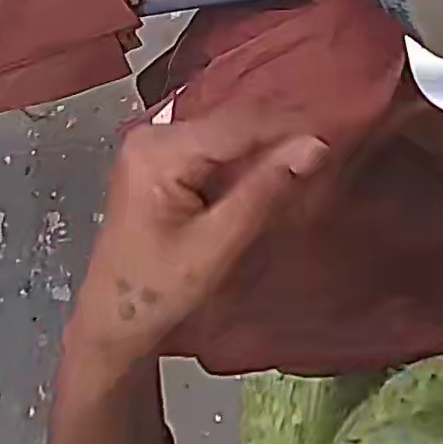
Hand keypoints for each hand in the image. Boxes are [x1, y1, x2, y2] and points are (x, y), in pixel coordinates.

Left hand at [66, 118, 327, 370]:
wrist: (112, 321)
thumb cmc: (156, 292)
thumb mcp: (216, 245)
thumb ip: (264, 191)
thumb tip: (313, 147)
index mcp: (158, 151)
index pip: (239, 125)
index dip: (288, 129)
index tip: (330, 140)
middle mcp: (153, 134)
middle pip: (233, 122)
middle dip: (279, 135)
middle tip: (321, 152)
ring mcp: (156, 142)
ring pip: (229, 130)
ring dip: (266, 145)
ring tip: (305, 158)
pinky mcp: (164, 156)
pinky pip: (217, 144)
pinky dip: (248, 156)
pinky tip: (272, 168)